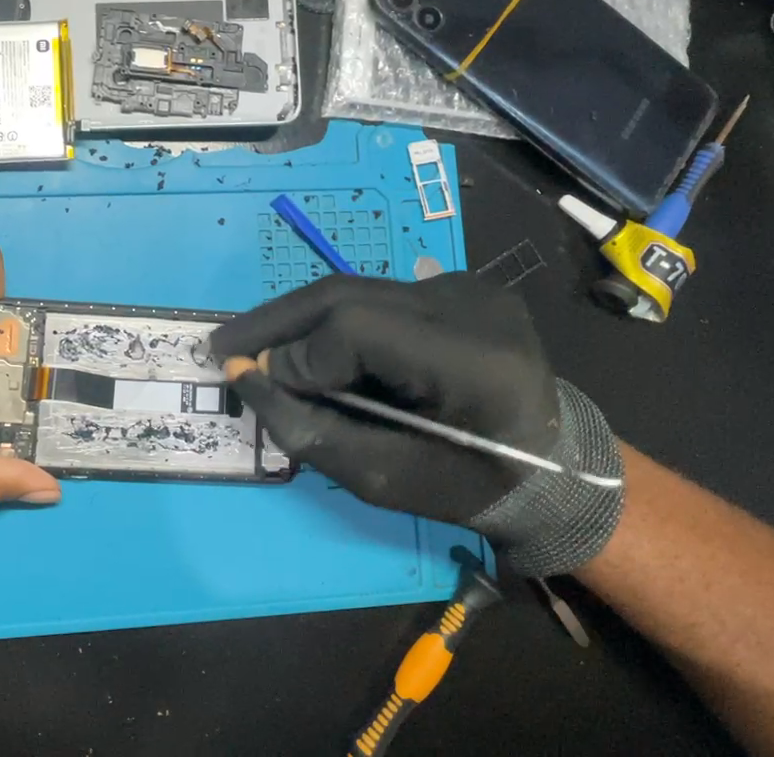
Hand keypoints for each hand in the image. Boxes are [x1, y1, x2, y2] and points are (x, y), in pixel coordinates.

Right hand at [210, 274, 623, 576]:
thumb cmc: (468, 488)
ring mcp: (466, 287)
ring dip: (296, 317)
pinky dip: (329, 319)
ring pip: (354, 288)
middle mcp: (472, 306)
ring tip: (249, 342)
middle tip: (222, 346)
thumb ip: (309, 428)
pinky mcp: (453, 285)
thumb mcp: (384, 481)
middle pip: (347, 293)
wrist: (551, 465)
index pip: (357, 327)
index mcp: (475, 361)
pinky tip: (303, 342)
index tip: (257, 383)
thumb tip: (246, 375)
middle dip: (276, 320)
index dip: (299, 356)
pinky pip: (373, 297)